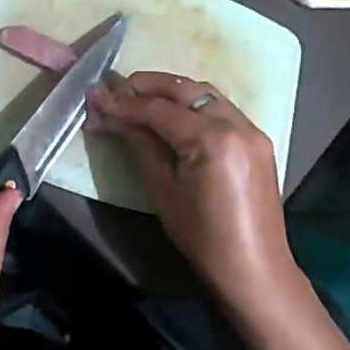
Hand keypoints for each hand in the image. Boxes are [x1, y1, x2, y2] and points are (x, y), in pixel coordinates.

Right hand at [88, 73, 295, 295]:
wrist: (251, 264)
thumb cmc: (199, 232)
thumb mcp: (161, 187)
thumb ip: (139, 143)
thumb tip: (112, 116)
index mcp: (211, 140)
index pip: (157, 108)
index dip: (122, 102)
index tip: (94, 97)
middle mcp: (236, 125)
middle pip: (184, 89)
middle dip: (145, 85)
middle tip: (112, 91)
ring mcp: (251, 130)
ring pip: (204, 93)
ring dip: (168, 91)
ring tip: (136, 99)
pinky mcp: (255, 140)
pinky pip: (218, 108)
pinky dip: (190, 104)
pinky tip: (168, 114)